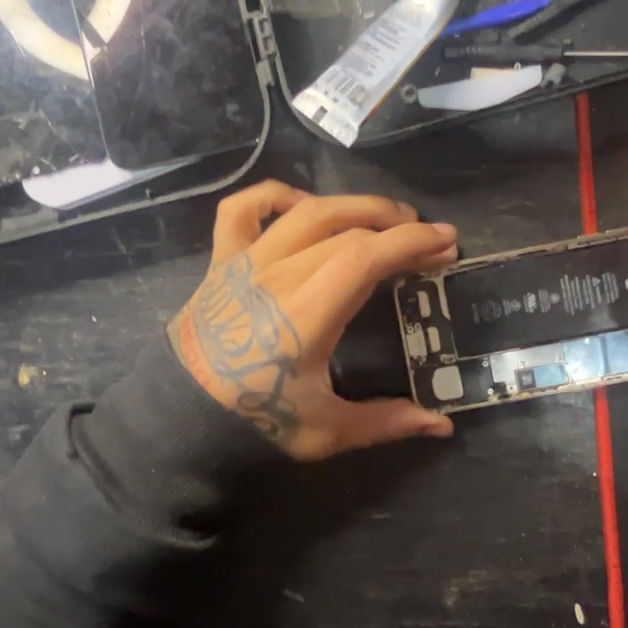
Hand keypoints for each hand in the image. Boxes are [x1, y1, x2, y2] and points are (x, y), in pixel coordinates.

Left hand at [170, 181, 460, 459]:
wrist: (179, 419)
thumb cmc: (256, 422)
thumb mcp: (326, 430)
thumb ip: (387, 421)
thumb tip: (442, 426)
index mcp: (306, 314)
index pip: (365, 257)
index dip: (411, 243)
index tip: (447, 243)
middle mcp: (277, 275)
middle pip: (346, 230)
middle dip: (398, 229)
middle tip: (430, 241)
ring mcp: (245, 262)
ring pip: (307, 212)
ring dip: (354, 206)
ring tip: (389, 216)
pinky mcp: (221, 261)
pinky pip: (244, 209)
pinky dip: (277, 196)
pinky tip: (306, 206)